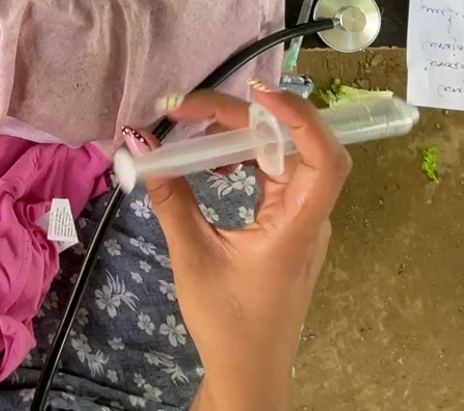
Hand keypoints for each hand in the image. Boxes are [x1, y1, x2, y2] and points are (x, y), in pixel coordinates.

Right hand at [125, 84, 351, 409]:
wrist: (248, 373)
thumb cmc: (226, 322)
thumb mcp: (192, 256)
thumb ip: (170, 196)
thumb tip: (139, 143)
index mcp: (296, 228)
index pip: (323, 160)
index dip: (299, 117)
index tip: (256, 91)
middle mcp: (307, 215)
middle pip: (292, 145)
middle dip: (241, 116)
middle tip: (188, 109)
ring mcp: (299, 218)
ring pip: (281, 155)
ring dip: (239, 132)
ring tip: (193, 126)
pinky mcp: (286, 223)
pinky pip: (270, 173)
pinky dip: (240, 154)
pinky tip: (211, 159)